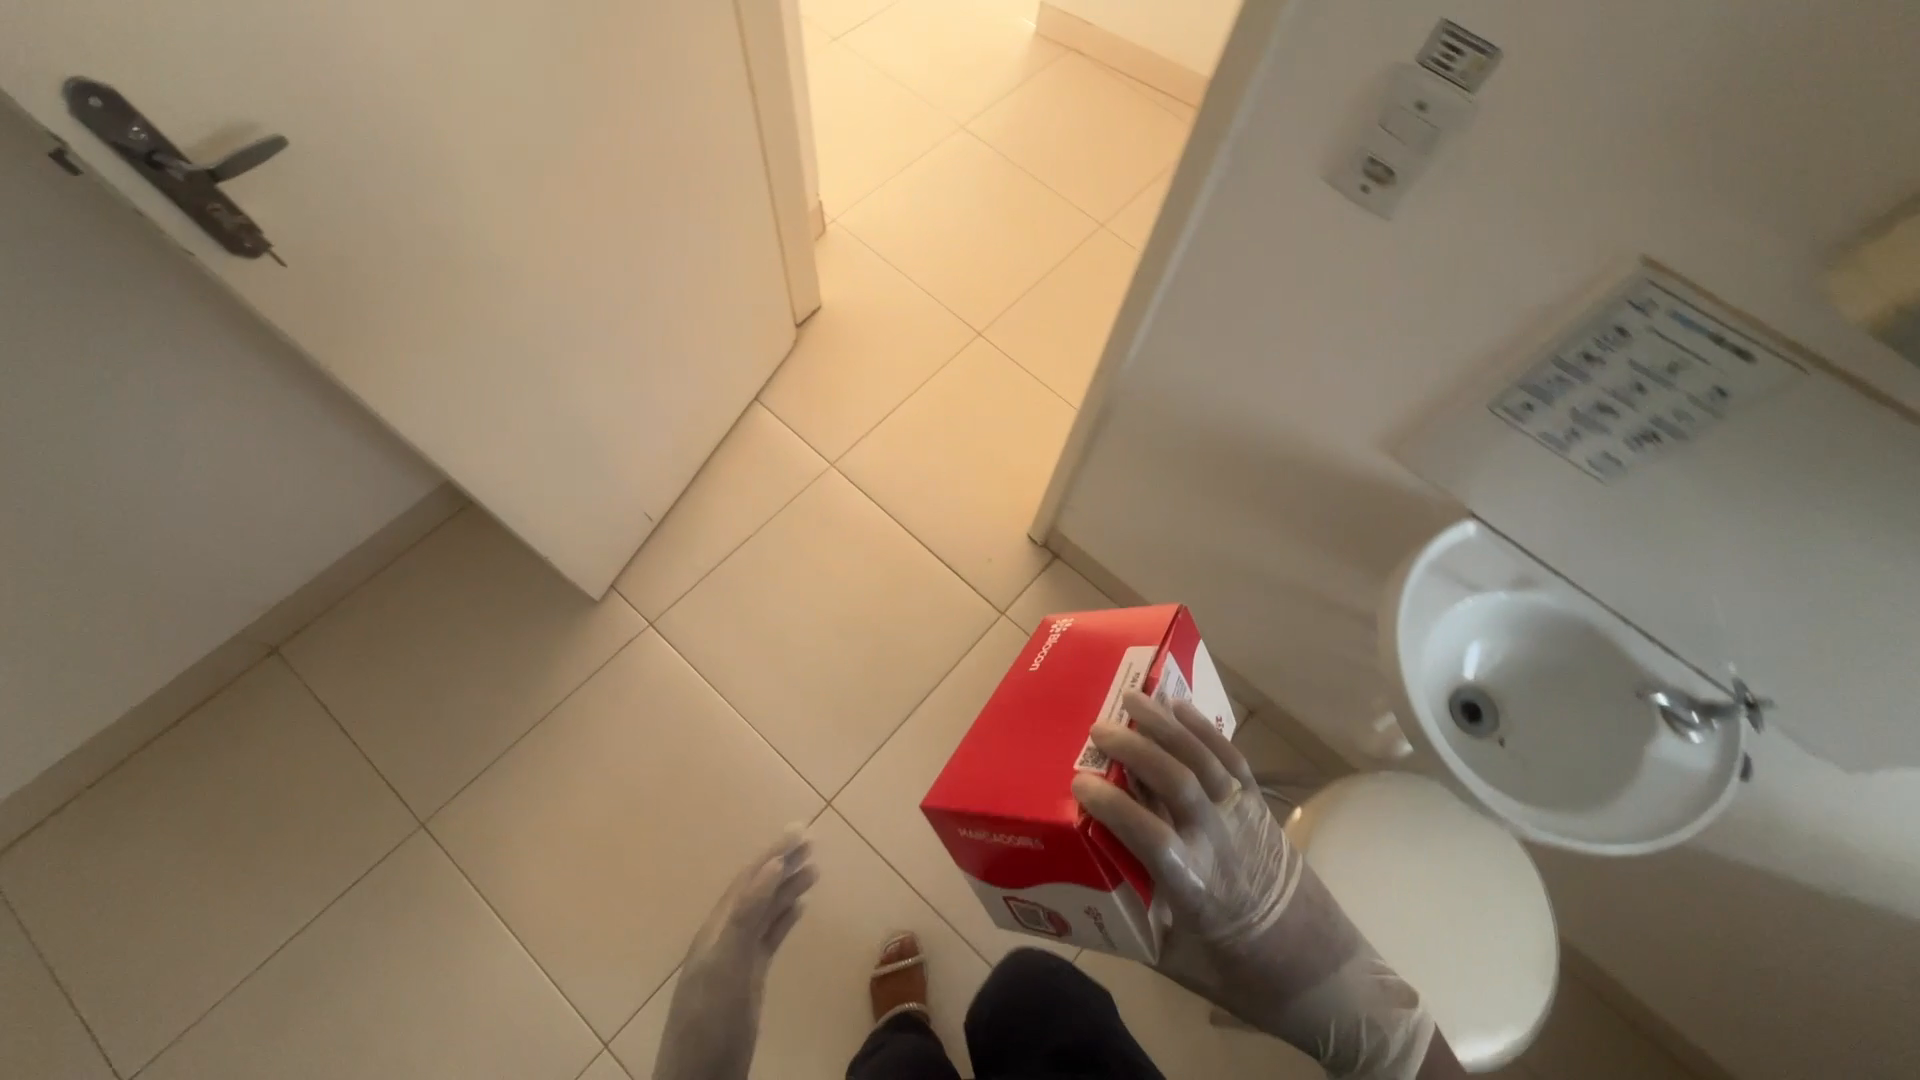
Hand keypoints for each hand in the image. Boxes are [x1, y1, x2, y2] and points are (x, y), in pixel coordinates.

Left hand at [653, 826, 817, 1079]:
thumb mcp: (727, 967)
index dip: (773, 854)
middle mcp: (725, 937)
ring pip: (765, 911)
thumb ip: (747, 916)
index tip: (800, 830)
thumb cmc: (710, 1024)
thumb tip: (771, 865)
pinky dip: (784, 917)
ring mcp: (736, 959)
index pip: (749, 880)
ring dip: (787, 886)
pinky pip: (768, 936)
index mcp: (717, 929)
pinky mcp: (748, 979)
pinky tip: (799, 908)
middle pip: (757, 890)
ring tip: (813, 867)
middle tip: (812, 840)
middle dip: (782, 863)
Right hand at [1072, 692, 1433, 1079]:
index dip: (1113, 806)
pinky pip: (1232, 759)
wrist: (1320, 971)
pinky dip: (1204, 729)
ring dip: (1166, 726)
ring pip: (1204, 760)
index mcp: (1194, 887)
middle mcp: (1218, 843)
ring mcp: (1243, 819)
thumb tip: (1087, 892)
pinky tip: (1180, 707)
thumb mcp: (1177, 962)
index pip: (1149, 836)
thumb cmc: (1242, 972)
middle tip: (1098, 730)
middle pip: (1177, 782)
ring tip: (1133, 700)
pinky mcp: (1260, 807)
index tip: (1079, 784)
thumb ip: (1134, 923)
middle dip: (1135, 750)